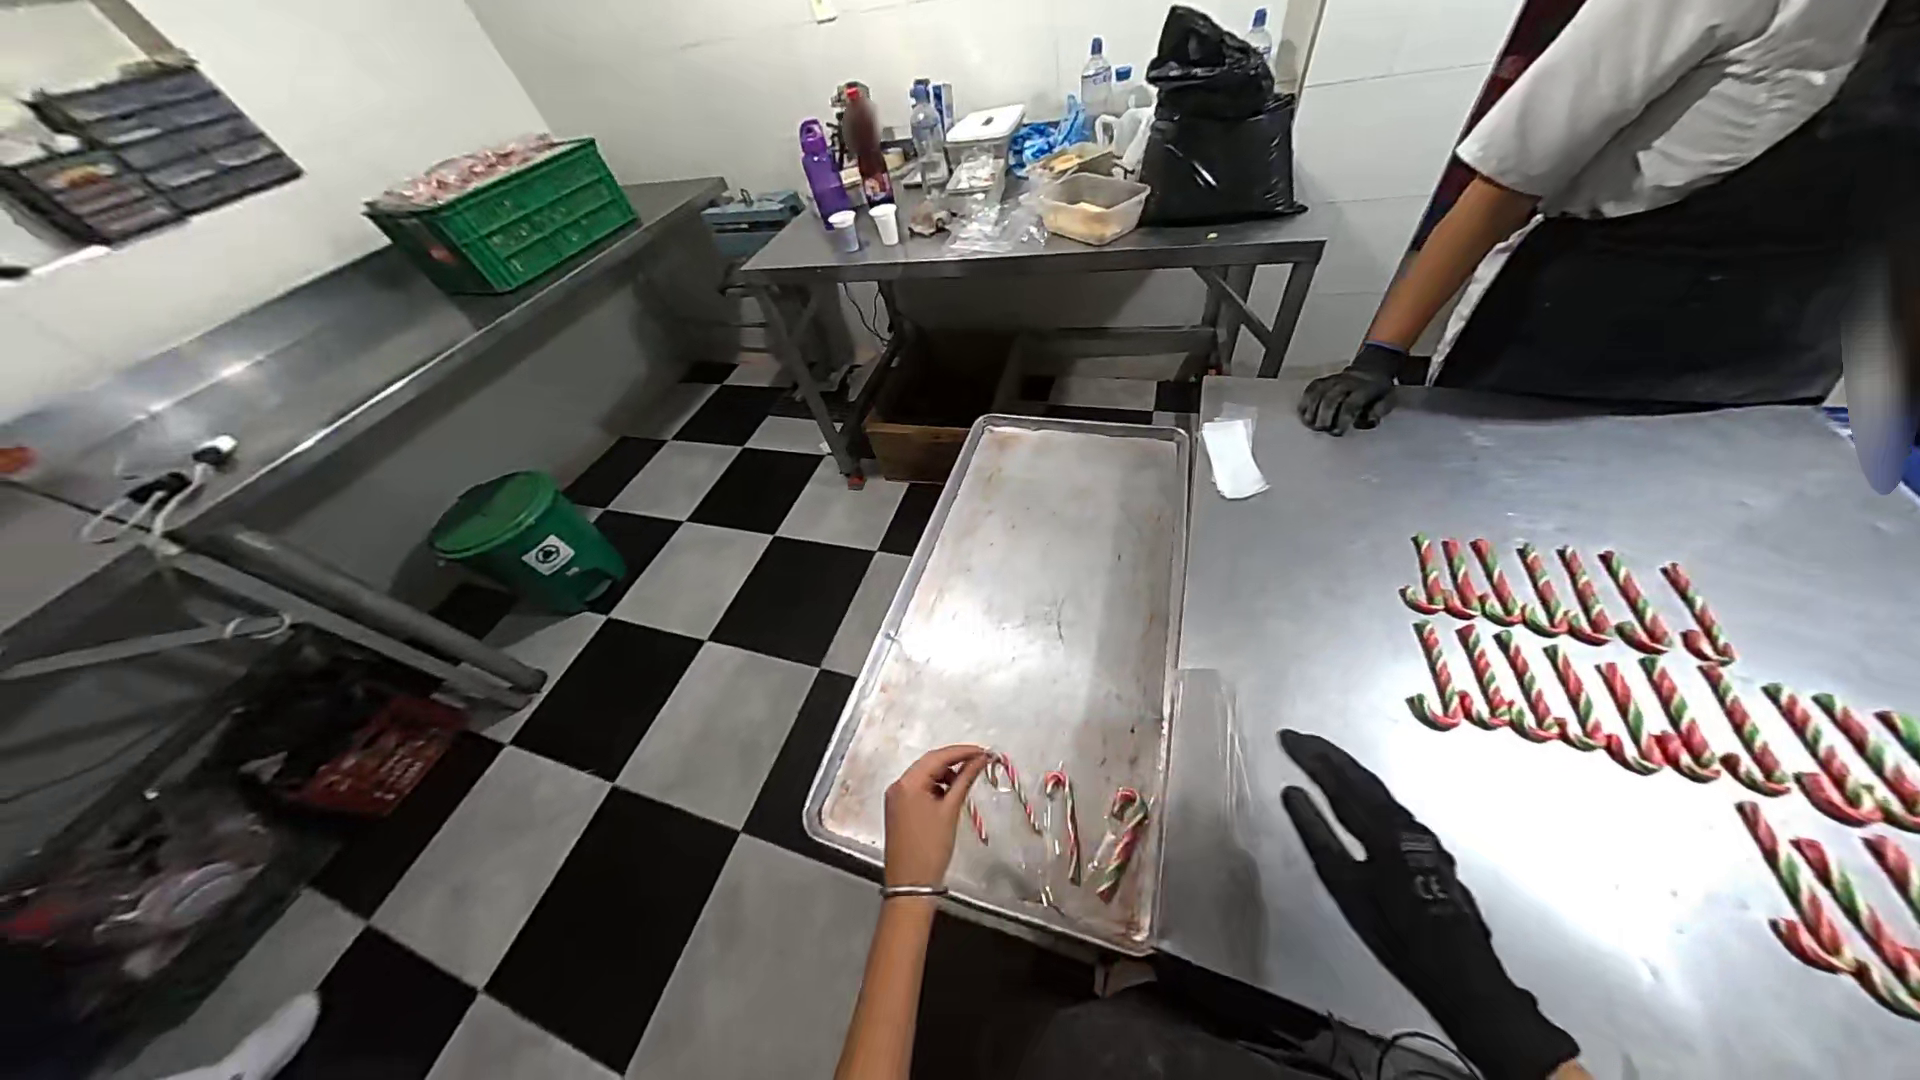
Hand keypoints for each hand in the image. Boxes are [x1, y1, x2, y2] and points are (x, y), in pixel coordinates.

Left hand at [883, 745, 990, 887]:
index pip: (937, 757)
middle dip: (955, 760)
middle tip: (980, 760)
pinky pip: (919, 788)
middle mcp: (898, 785)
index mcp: (907, 783)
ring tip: (967, 779)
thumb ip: (965, 780)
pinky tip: (951, 793)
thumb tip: (981, 759)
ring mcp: (896, 797)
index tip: (984, 751)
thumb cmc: (931, 847)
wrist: (910, 886)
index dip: (962, 751)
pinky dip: (936, 786)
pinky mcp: (899, 808)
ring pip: (924, 775)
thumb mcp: (950, 810)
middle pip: (929, 763)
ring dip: (945, 774)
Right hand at [1279, 730, 1578, 1079]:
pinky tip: (1359, 793)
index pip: (1338, 782)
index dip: (1310, 758)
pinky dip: (1366, 789)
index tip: (1286, 737)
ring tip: (1323, 757)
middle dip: (1328, 754)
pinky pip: (1390, 805)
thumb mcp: (1345, 887)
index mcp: (1381, 828)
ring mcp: (1422, 835)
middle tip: (1299, 738)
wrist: (1464, 977)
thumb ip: (1317, 835)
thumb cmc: (1394, 933)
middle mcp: (1404, 823)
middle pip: (1362, 778)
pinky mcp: (1430, 849)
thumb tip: (1291, 792)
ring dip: (1348, 769)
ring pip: (1379, 790)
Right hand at [1296, 343, 1403, 434]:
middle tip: (1323, 430)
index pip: (1350, 405)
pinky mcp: (1320, 381)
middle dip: (1324, 418)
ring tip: (1313, 426)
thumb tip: (1368, 420)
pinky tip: (1306, 416)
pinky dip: (1304, 405)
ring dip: (1311, 413)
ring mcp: (1331, 380)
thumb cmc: (1377, 391)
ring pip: (1316, 396)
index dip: (1342, 420)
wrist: (1370, 369)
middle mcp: (1346, 382)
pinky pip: (1308, 392)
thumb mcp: (1387, 399)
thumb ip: (1379, 411)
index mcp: (1364, 388)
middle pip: (1329, 400)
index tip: (1338, 432)